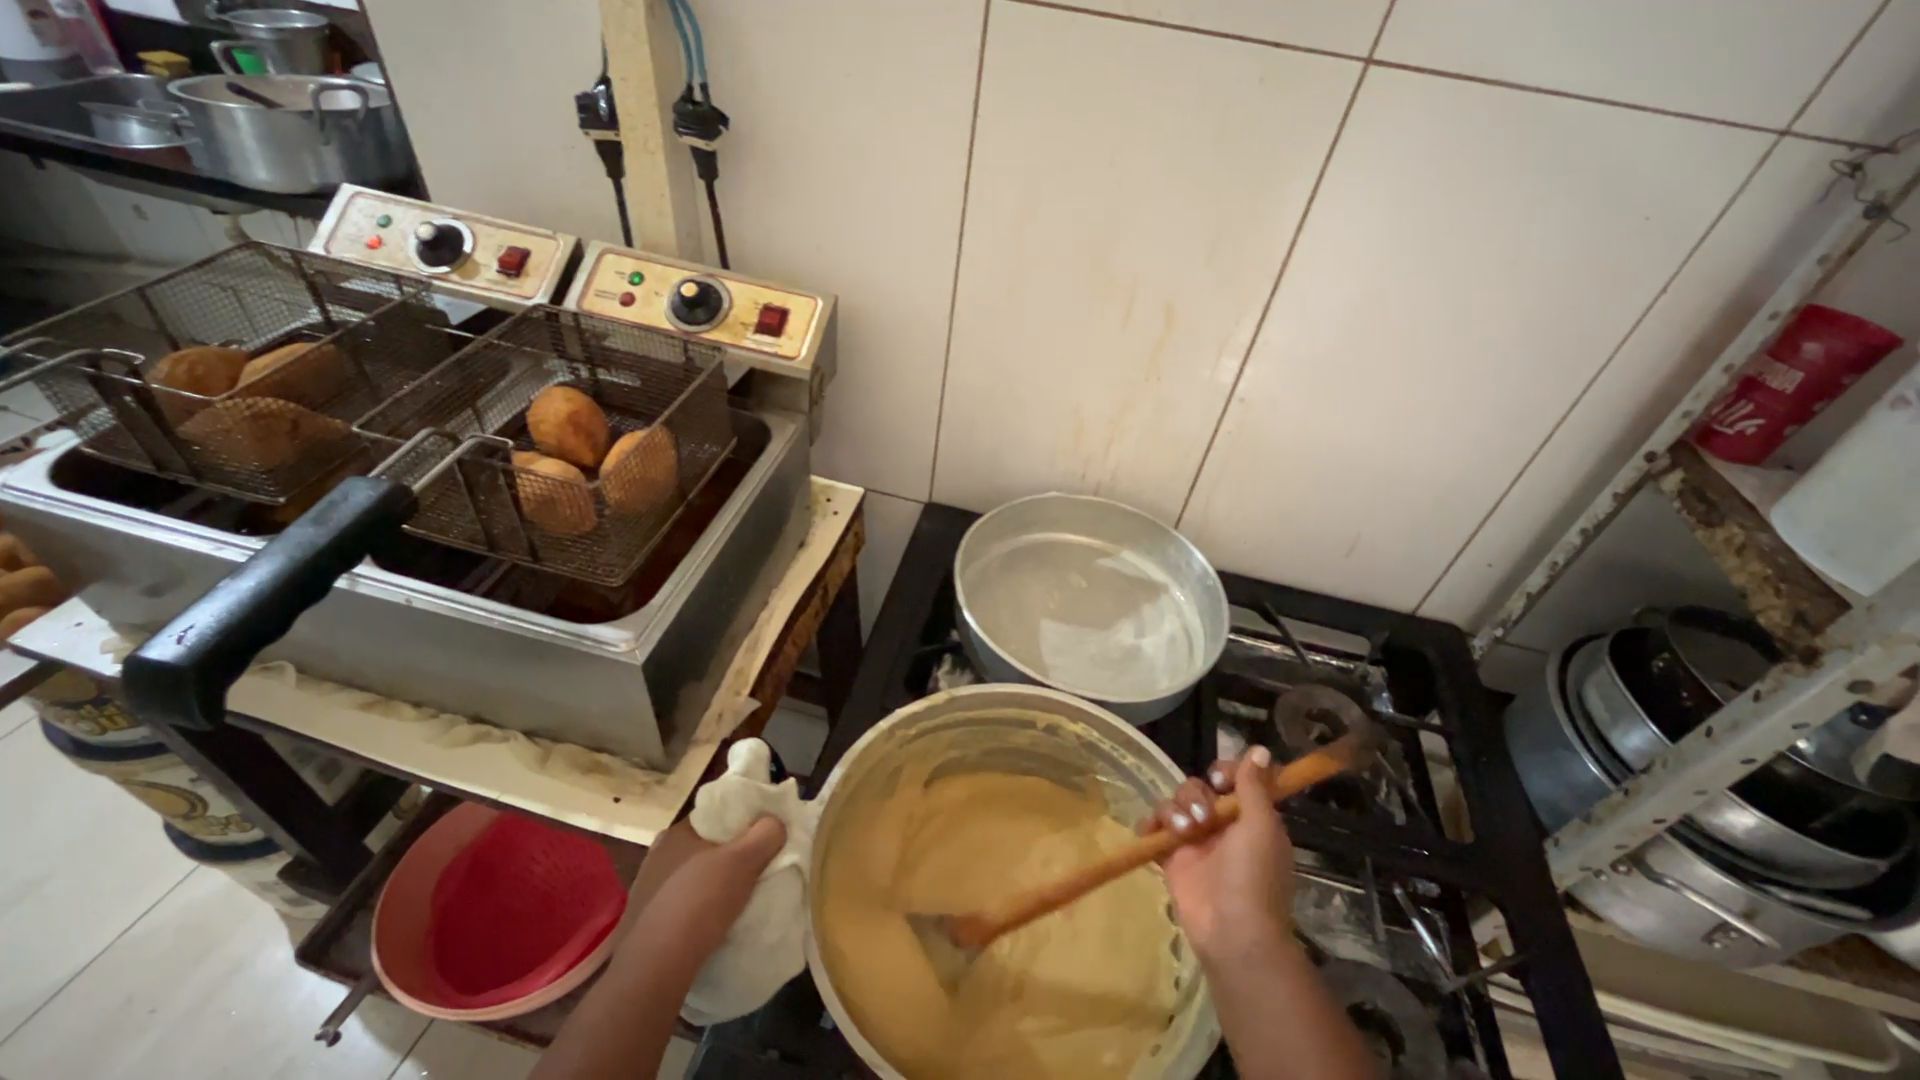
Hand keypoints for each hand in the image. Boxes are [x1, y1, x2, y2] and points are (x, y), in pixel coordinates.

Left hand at [619, 816, 786, 969]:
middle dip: (728, 856)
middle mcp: (657, 855)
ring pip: (692, 877)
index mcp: (676, 833)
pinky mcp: (645, 920)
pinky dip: (699, 909)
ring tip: (737, 899)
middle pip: (704, 847)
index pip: (715, 816)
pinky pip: (681, 905)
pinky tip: (713, 923)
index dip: (741, 822)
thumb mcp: (744, 861)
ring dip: (713, 885)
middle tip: (754, 869)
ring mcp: (647, 889)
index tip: (762, 837)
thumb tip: (775, 822)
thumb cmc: (700, 901)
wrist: (656, 965)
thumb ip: (765, 834)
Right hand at [1140, 746, 1294, 960]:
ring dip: (1175, 809)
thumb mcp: (1261, 826)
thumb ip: (1255, 786)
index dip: (1224, 773)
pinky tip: (1153, 833)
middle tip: (1203, 817)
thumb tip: (1260, 749)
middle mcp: (1222, 825)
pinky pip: (1154, 829)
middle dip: (1196, 795)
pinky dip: (1150, 826)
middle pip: (1199, 789)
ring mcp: (1195, 842)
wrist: (1233, 930)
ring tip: (1182, 831)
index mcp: (1250, 817)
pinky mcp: (1171, 858)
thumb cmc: (1254, 875)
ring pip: (1175, 804)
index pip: (1233, 780)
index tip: (1220, 780)